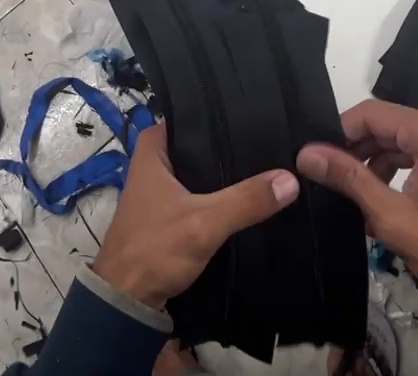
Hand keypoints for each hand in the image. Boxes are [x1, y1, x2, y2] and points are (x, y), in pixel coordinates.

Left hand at [93, 122, 300, 307]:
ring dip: (228, 173)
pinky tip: (250, 195)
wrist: (126, 301)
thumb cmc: (154, 249)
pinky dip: (221, 195)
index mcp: (152, 146)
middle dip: (232, 146)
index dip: (224, 116)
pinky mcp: (171, 211)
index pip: (193, 116)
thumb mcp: (204, 223)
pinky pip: (202, 192)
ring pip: (203, 170)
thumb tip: (291, 178)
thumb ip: (245, 201)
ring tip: (271, 164)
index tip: (261, 116)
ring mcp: (162, 186)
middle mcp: (155, 159)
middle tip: (274, 141)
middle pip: (201, 144)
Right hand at [295, 101, 417, 320]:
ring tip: (355, 194)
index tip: (318, 159)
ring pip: (406, 141)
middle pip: (390, 125)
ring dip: (378, 162)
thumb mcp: (395, 218)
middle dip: (358, 150)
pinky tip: (385, 198)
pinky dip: (402, 170)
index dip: (339, 132)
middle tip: (331, 179)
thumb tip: (306, 153)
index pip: (373, 113)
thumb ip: (349, 179)